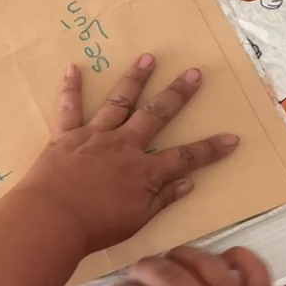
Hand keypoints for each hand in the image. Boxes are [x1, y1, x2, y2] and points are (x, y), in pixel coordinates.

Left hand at [14, 56, 238, 254]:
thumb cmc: (95, 227)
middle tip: (194, 73)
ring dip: (134, 79)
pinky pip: (69, 108)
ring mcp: (94, 137)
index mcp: (144, 171)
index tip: (233, 138)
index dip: (210, 149)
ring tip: (147, 58)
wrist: (52, 218)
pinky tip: (72, 68)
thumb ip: (162, 199)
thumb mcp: (136, 220)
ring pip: (119, 102)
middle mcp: (123, 146)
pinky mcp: (66, 136)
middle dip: (177, 94)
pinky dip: (71, 88)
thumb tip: (188, 184)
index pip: (185, 158)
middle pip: (156, 115)